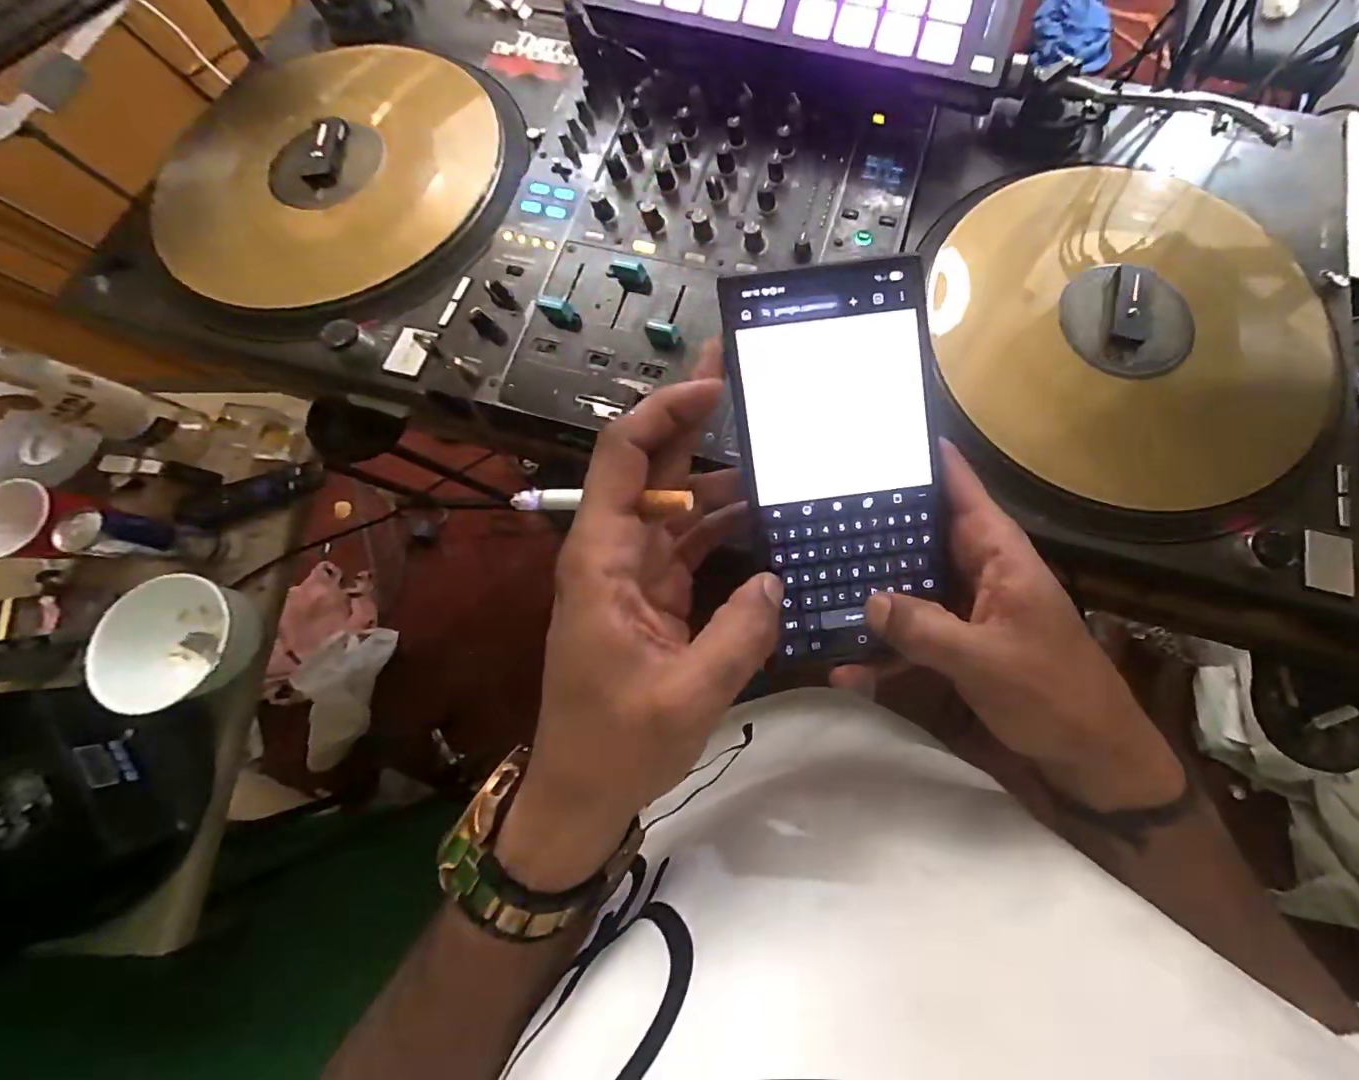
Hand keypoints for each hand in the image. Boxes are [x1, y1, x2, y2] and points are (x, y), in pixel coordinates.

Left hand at [498, 349, 780, 889]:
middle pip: (650, 467)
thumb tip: (775, 580)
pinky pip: (687, 546)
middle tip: (746, 378)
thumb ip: (739, 634)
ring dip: (720, 479)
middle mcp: (612, 552)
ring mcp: (632, 574)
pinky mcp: (649, 597)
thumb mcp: (686, 696)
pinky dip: (723, 530)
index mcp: (601, 559)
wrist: (579, 790)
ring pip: (675, 505)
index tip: (715, 381)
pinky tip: (766, 519)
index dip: (665, 411)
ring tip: (779, 451)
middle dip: (692, 419)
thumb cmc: (616, 745)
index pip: (623, 457)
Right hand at [836, 440, 1182, 810]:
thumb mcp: (985, 660)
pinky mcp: (954, 647)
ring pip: (910, 587)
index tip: (889, 438)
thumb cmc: (1052, 695)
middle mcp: (980, 576)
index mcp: (1001, 559)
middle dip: (880, 526)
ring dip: (870, 590)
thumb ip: (925, 629)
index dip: (932, 464)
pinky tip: (844, 669)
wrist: (1088, 760)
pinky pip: (909, 638)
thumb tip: (868, 600)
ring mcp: (965, 613)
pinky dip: (880, 651)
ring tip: (817, 580)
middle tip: (825, 508)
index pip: (965, 495)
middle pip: (924, 537)